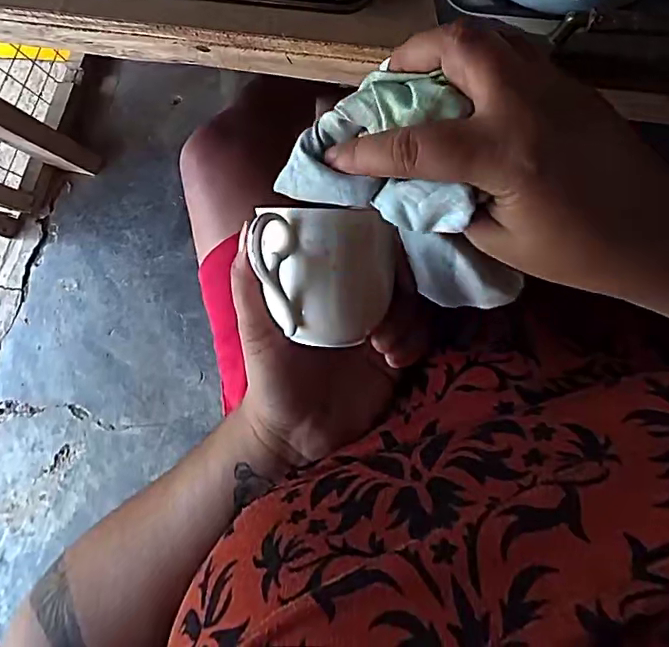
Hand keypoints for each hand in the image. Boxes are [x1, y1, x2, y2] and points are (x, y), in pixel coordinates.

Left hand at [229, 231, 428, 469]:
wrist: (294, 440)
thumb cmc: (269, 379)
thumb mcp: (254, 329)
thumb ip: (248, 283)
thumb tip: (248, 228)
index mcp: (327, 291)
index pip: (361, 253)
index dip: (377, 244)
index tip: (382, 246)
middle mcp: (356, 305)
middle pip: (396, 274)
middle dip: (402, 281)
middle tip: (391, 301)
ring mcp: (378, 331)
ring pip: (413, 304)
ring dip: (407, 316)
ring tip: (382, 343)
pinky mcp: (394, 361)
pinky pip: (420, 338)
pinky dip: (414, 341)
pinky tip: (392, 358)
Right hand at [323, 21, 668, 295]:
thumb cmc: (584, 252)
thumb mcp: (500, 241)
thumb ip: (446, 203)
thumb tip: (406, 182)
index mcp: (507, 154)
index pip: (418, 144)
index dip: (367, 151)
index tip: (336, 154)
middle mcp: (525, 104)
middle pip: (456, 45)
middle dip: (407, 56)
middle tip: (388, 81)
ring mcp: (551, 84)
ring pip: (486, 33)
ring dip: (442, 48)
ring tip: (424, 76)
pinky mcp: (567, 82)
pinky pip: (510, 48)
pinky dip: (476, 56)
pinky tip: (470, 88)